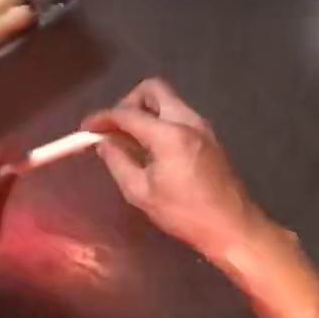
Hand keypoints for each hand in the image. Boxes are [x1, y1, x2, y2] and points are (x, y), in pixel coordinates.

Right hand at [83, 78, 271, 261]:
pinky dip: (158, 121)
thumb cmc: (183, 213)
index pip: (127, 113)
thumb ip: (117, 161)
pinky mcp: (208, 137)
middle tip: (115, 127)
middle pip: (152, 90)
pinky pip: (177, 115)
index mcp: (169, 134)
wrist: (232, 227)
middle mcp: (187, 121)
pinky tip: (149, 147)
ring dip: (144, 112)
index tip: (86, 128)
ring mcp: (202, 127)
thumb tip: (102, 143)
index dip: (102, 118)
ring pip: (167, 100)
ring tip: (129, 139)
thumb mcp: (140, 191)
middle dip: (127, 102)